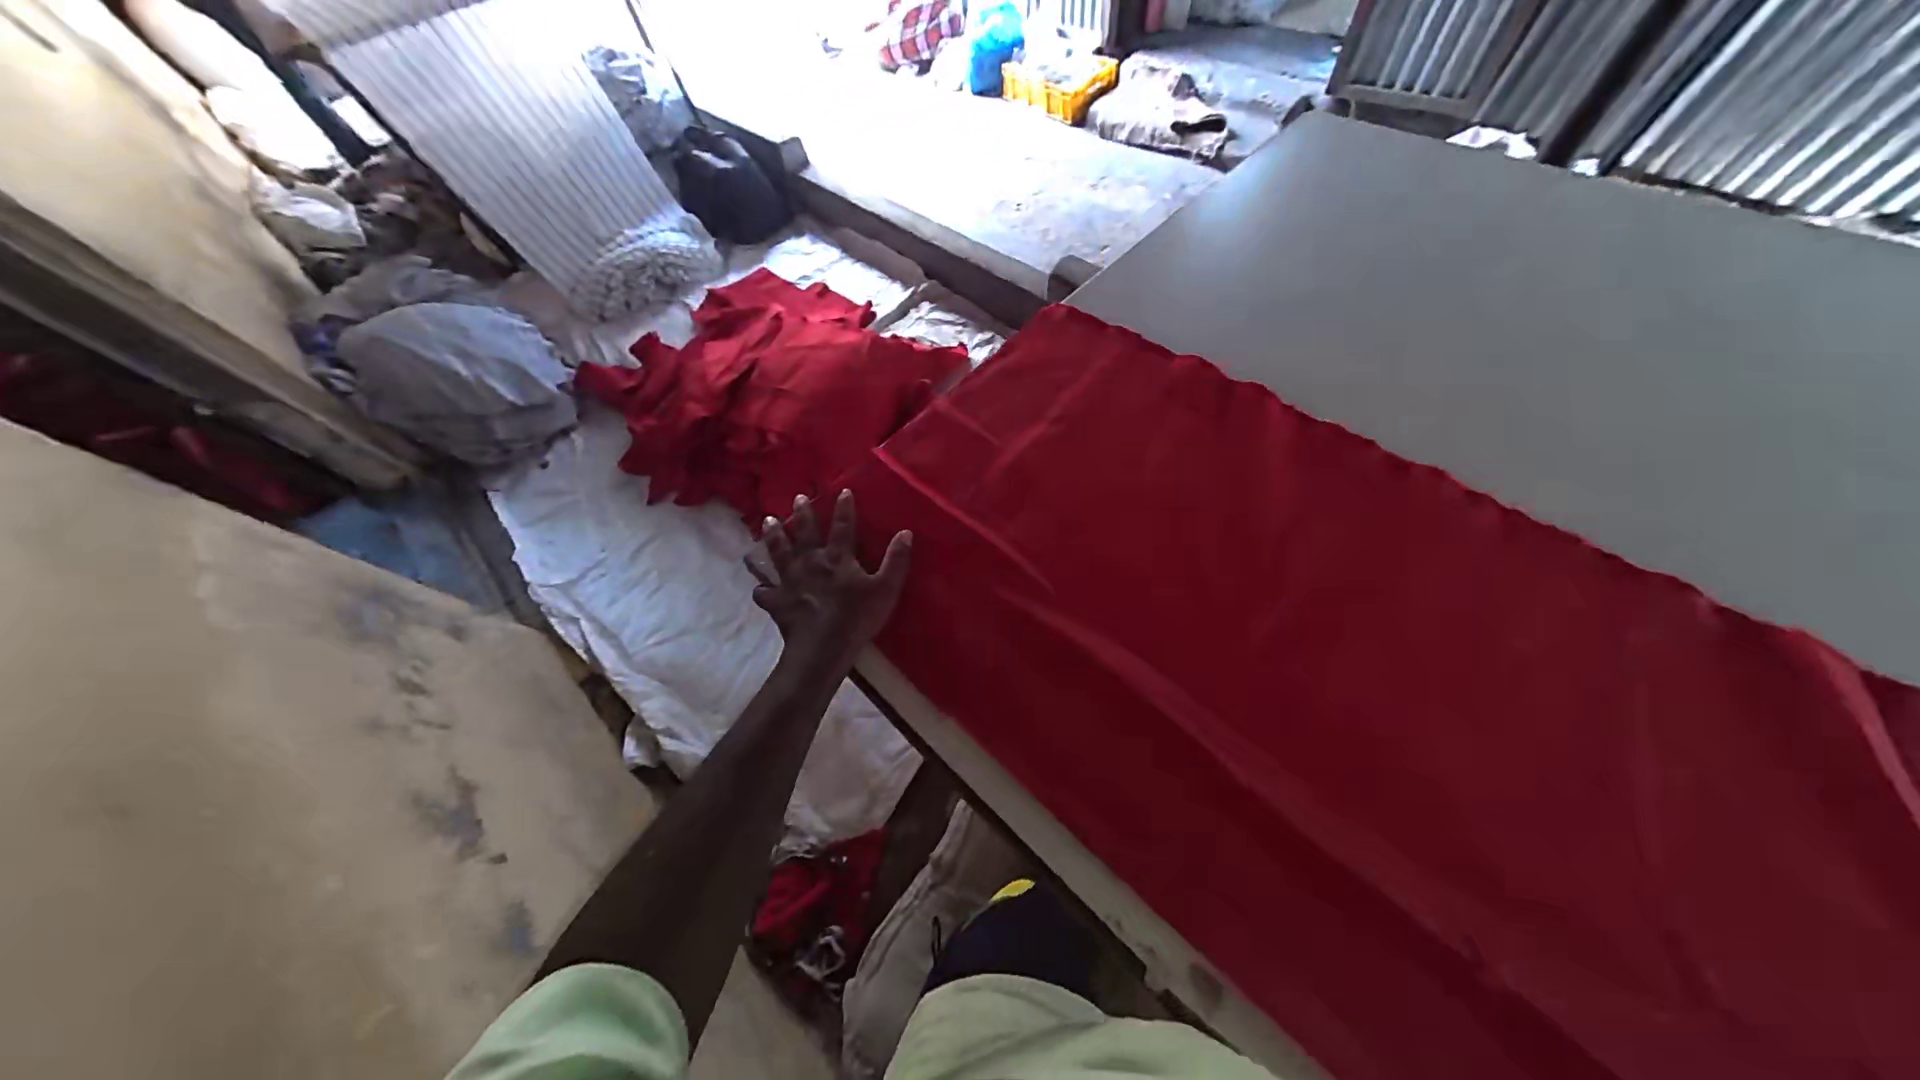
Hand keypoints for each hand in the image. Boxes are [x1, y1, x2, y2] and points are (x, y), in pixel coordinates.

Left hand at [748, 490, 911, 666]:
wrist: (821, 647)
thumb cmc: (857, 618)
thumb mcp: (886, 589)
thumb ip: (896, 560)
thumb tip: (906, 532)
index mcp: (837, 558)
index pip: (843, 527)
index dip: (844, 509)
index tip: (843, 491)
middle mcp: (810, 562)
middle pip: (805, 533)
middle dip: (802, 514)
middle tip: (797, 498)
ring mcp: (790, 581)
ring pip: (778, 553)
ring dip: (773, 537)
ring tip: (767, 521)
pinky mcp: (777, 601)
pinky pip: (765, 592)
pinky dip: (761, 588)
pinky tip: (759, 586)